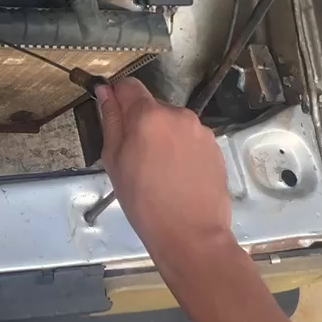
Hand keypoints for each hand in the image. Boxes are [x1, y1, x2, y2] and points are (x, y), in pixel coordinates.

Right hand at [95, 79, 235, 267]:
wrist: (192, 236)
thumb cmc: (143, 201)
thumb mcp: (114, 160)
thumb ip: (110, 121)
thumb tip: (106, 92)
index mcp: (148, 115)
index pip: (128, 85)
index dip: (118, 97)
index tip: (113, 115)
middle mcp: (177, 115)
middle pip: (151, 105)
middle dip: (140, 121)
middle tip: (135, 153)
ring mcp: (200, 130)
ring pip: (171, 122)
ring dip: (162, 134)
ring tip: (159, 167)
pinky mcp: (215, 146)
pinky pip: (189, 137)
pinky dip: (180, 147)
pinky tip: (178, 173)